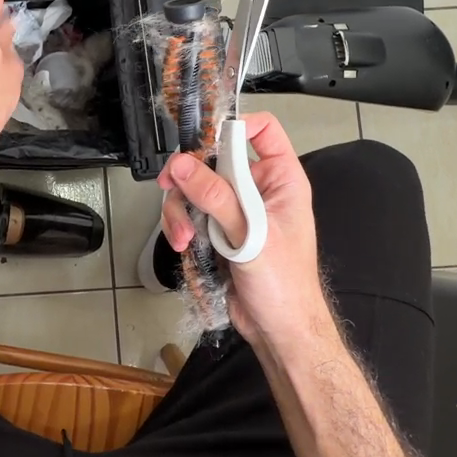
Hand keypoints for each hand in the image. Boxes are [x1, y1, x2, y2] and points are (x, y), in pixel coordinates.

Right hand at [158, 111, 331, 348]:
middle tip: (172, 189)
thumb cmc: (285, 285)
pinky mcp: (217, 230)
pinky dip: (180, 226)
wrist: (277, 330)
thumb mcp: (251, 235)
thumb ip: (216, 197)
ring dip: (180, 210)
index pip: (262, 131)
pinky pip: (189, 214)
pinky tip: (184, 245)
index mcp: (281, 179)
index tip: (203, 139)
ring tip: (184, 237)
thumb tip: (182, 165)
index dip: (234, 126)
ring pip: (195, 188)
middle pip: (213, 159)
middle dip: (189, 179)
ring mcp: (236, 210)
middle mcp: (258, 189)